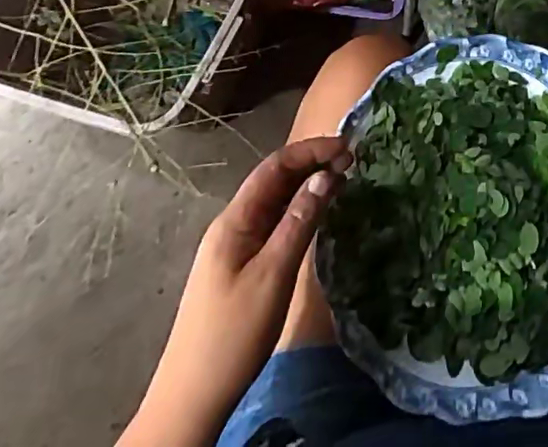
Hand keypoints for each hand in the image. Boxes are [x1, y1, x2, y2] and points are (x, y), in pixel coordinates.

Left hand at [121, 137, 350, 446]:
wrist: (192, 398)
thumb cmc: (233, 334)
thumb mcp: (274, 273)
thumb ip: (300, 221)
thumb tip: (327, 174)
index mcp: (234, 222)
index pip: (275, 167)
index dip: (311, 151)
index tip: (349, 148)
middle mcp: (234, 226)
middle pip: (275, 180)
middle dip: (313, 163)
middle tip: (355, 162)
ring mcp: (238, 246)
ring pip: (277, 201)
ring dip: (309, 184)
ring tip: (346, 180)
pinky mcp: (246, 265)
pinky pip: (277, 222)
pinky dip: (303, 209)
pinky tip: (323, 213)